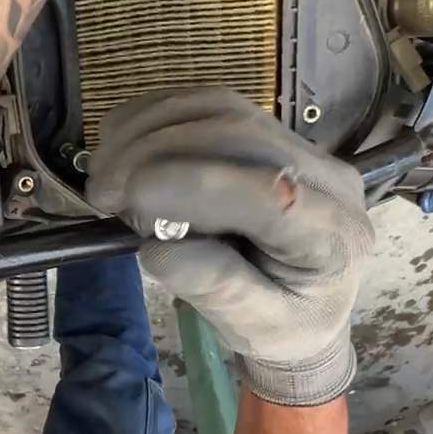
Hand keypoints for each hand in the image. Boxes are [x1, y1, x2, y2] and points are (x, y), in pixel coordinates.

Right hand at [86, 89, 374, 405]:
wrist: (303, 308)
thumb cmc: (281, 327)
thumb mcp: (255, 329)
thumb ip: (216, 289)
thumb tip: (157, 250)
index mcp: (331, 237)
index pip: (270, 192)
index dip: (193, 185)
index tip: (130, 201)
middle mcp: (324, 177)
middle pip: (238, 134)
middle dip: (155, 154)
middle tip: (101, 192)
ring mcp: (296, 145)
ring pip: (218, 108)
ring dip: (146, 130)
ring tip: (103, 171)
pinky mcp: (264, 131)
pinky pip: (205, 104)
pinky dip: (152, 117)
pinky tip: (120, 146)